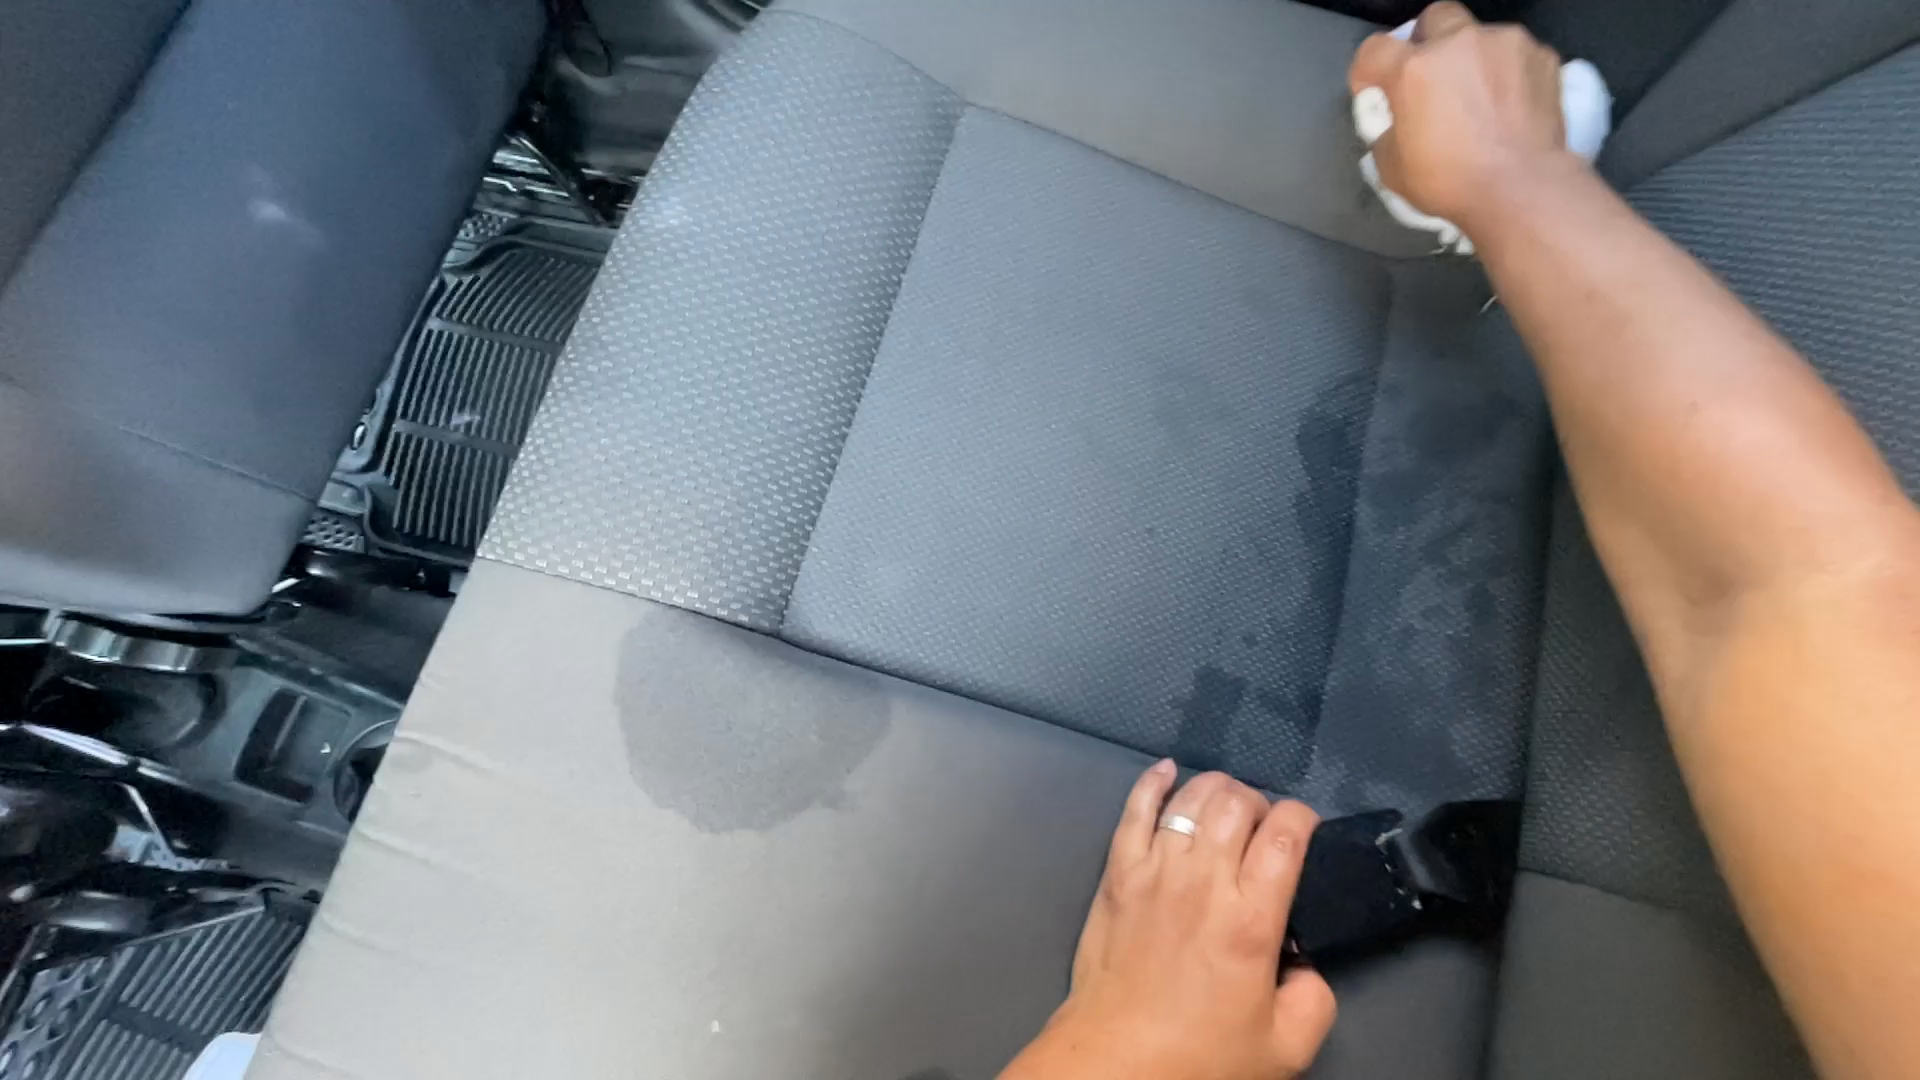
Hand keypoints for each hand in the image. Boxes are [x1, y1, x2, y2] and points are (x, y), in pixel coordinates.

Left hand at [999, 763, 1333, 1079]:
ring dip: (1215, 788)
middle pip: (1236, 804)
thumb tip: (1306, 963)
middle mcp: (1204, 880)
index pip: (1285, 837)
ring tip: (1227, 801)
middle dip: (1259, 801)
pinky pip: (1135, 809)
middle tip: (1262, 824)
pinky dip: (1153, 782)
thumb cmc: (1201, 1055)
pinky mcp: (1119, 869)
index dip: (1301, 818)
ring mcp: (1155, 868)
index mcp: (1251, 919)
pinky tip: (1167, 770)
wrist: (1118, 1058)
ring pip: (1190, 798)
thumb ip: (1314, 997)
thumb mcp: (1285, 1046)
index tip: (1305, 825)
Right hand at [1348, 2, 1572, 230]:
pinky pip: (1512, 53)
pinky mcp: (1541, 53)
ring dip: (1467, 59)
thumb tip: (1396, 120)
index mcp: (1413, 70)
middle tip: (1426, 80)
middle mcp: (1458, 43)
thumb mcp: (1391, 166)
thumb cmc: (1446, 180)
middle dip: (1424, 43)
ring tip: (1473, 98)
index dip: (1367, 72)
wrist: (1518, 185)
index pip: (1373, 50)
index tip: (1373, 92)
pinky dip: (1502, 72)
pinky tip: (1503, 105)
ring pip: (1477, 36)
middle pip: (1434, 18)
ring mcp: (1506, 42)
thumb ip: (1388, 130)